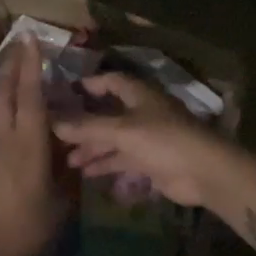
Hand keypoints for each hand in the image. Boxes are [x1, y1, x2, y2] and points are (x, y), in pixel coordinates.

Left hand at [0, 37, 63, 255]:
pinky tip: (11, 120)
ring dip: (5, 87)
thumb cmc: (30, 227)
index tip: (30, 38)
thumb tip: (72, 151)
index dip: (31, 64)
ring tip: (17, 76)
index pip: (30, 94)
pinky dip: (3, 114)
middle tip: (19, 44)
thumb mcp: (60, 200)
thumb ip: (65, 170)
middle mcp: (4, 137)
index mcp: (28, 142)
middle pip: (5, 92)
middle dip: (12, 66)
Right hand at [52, 72, 227, 206]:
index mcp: (138, 94)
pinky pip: (123, 159)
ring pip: (114, 139)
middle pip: (108, 113)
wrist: (203, 171)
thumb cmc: (162, 140)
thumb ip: (87, 127)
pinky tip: (87, 174)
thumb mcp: (122, 131)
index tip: (62, 94)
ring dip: (93, 148)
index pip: (109, 81)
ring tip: (68, 161)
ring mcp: (147, 137)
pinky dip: (106, 164)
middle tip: (58, 135)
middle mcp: (141, 111)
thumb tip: (52, 121)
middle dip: (85, 124)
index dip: (87, 85)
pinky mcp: (151, 160)